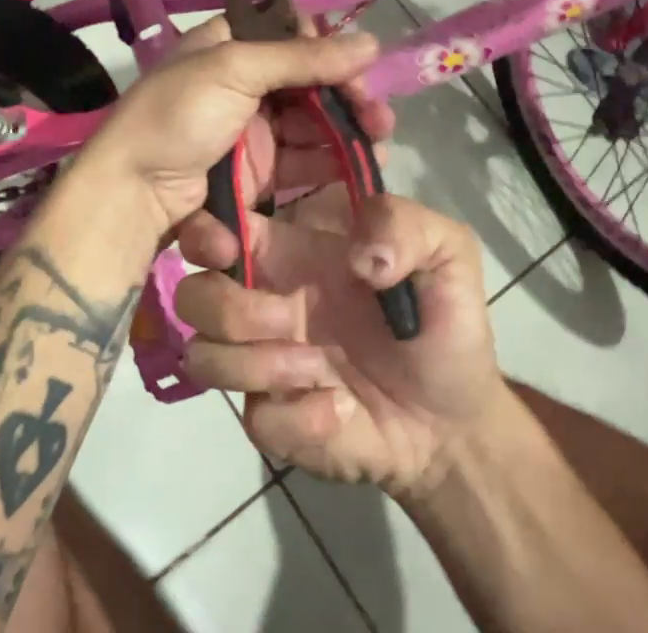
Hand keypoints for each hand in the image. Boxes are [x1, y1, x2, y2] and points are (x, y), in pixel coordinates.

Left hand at [76, 17, 394, 232]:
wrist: (134, 191)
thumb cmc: (177, 115)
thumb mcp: (233, 69)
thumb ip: (302, 57)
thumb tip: (371, 43)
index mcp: (225, 45)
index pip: (289, 35)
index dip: (326, 46)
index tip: (358, 62)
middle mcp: (240, 82)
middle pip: (307, 80)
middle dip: (346, 91)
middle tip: (377, 110)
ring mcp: (249, 128)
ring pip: (311, 120)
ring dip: (347, 124)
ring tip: (380, 132)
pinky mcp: (257, 169)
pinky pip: (303, 157)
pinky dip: (333, 156)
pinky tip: (363, 157)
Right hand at [174, 193, 505, 497]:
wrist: (456, 420)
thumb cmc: (441, 324)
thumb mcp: (446, 252)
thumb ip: (403, 225)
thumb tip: (359, 256)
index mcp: (286, 255)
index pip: (212, 231)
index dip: (201, 232)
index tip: (225, 246)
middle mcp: (261, 305)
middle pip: (191, 296)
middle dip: (228, 307)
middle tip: (288, 317)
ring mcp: (261, 366)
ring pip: (202, 357)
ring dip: (259, 363)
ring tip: (321, 369)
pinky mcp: (274, 423)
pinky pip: (255, 419)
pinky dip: (300, 417)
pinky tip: (341, 410)